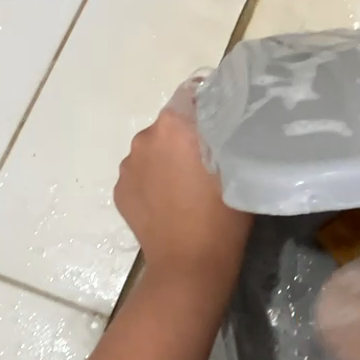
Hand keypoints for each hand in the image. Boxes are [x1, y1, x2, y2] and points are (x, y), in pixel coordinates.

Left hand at [114, 77, 251, 282]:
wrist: (189, 265)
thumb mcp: (239, 166)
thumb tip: (225, 120)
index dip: (209, 105)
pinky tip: (172, 204)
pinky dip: (154, 182)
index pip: (191, 94)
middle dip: (188, 136)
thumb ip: (228, 135)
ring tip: (189, 188)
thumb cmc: (223, 214)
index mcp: (174, 124)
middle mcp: (145, 137)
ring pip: (154, 150)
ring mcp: (128, 166)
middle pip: (170, 124)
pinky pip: (141, 175)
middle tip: (210, 161)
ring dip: (168, 159)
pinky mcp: (120, 191)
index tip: (224, 123)